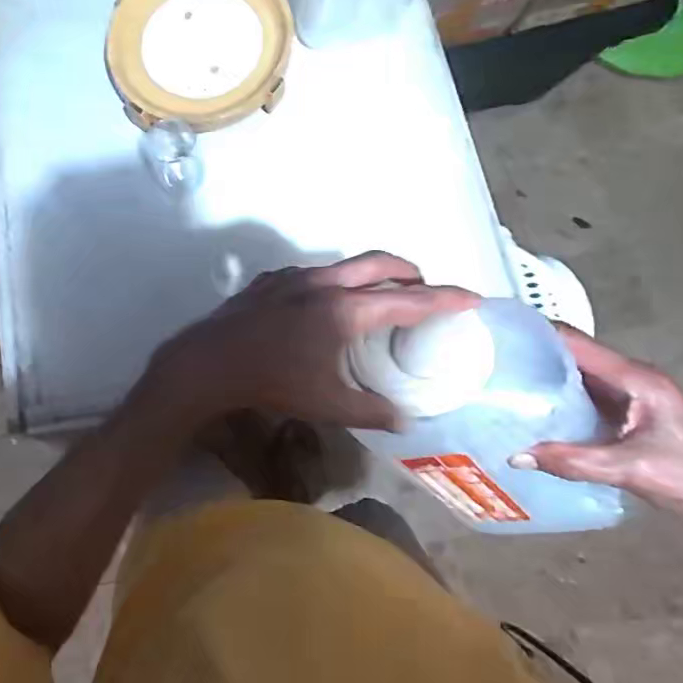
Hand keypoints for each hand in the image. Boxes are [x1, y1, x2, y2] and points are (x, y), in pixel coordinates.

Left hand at [137, 251, 478, 431]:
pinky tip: (322, 305)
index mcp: (344, 310)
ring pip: (342, 264)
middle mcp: (322, 283)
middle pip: (378, 262)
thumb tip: (405, 420)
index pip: (408, 299)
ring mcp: (291, 277)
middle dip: (409, 270)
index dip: (445, 298)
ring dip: (367, 274)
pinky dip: (330, 282)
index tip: (472, 296)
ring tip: (375, 296)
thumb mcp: (328, 405)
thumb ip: (372, 411)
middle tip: (424, 288)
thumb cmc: (272, 383)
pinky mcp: (268, 280)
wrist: (210, 363)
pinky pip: (310, 273)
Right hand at [513, 328, 682, 538]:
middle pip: (573, 354)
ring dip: (544, 374)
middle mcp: (633, 379)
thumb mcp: (633, 471)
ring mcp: (634, 397)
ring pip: (579, 375)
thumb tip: (514, 456)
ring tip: (500, 379)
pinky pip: (587, 395)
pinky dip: (559, 396)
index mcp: (636, 378)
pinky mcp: (633, 415)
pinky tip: (535, 409)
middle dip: (532, 351)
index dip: (535, 331)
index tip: (494, 328)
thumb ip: (574, 462)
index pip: (574, 341)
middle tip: (486, 356)